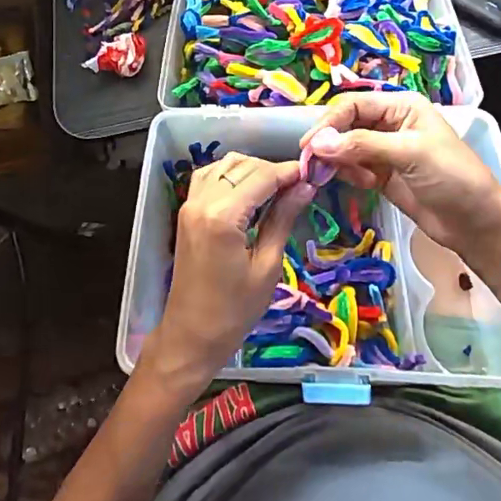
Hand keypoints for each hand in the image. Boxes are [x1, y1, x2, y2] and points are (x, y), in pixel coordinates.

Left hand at [145, 153, 313, 385]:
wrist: (191, 335)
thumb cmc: (234, 310)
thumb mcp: (267, 266)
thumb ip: (283, 219)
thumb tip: (306, 187)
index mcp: (223, 216)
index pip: (262, 176)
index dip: (289, 172)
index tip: (313, 173)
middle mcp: (202, 201)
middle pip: (243, 166)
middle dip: (272, 170)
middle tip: (299, 186)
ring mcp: (190, 204)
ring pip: (224, 166)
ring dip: (251, 170)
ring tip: (277, 189)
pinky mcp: (187, 211)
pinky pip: (209, 177)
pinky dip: (230, 175)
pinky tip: (249, 191)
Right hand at [301, 92, 500, 252]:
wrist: (477, 223)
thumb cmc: (453, 177)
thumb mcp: (409, 153)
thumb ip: (363, 145)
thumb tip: (319, 143)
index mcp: (401, 106)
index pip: (354, 104)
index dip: (330, 121)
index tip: (310, 143)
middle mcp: (390, 123)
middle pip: (346, 124)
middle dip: (330, 141)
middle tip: (312, 162)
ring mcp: (385, 150)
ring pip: (346, 147)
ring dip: (336, 159)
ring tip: (333, 174)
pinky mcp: (381, 175)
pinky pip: (353, 168)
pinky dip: (347, 173)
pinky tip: (357, 183)